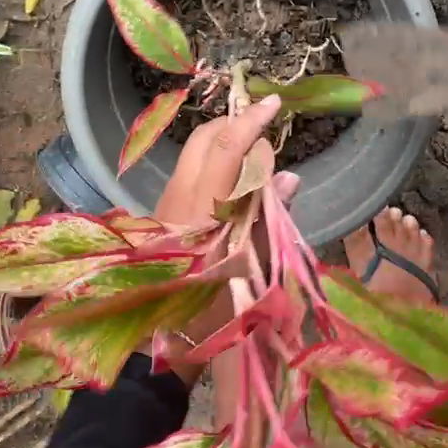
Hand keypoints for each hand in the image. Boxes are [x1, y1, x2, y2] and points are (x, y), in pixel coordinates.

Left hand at [145, 95, 294, 383]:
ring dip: (224, 140)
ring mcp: (167, 199)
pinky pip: (191, 168)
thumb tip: (290, 177)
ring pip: (195, 149)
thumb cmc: (207, 311)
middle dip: (236, 123)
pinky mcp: (163, 209)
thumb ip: (266, 216)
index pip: (227, 147)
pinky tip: (234, 180)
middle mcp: (179, 194)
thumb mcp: (246, 265)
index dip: (252, 121)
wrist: (156, 345)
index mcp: (201, 208)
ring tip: (254, 154)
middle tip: (264, 127)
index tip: (275, 103)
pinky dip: (215, 160)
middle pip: (205, 137)